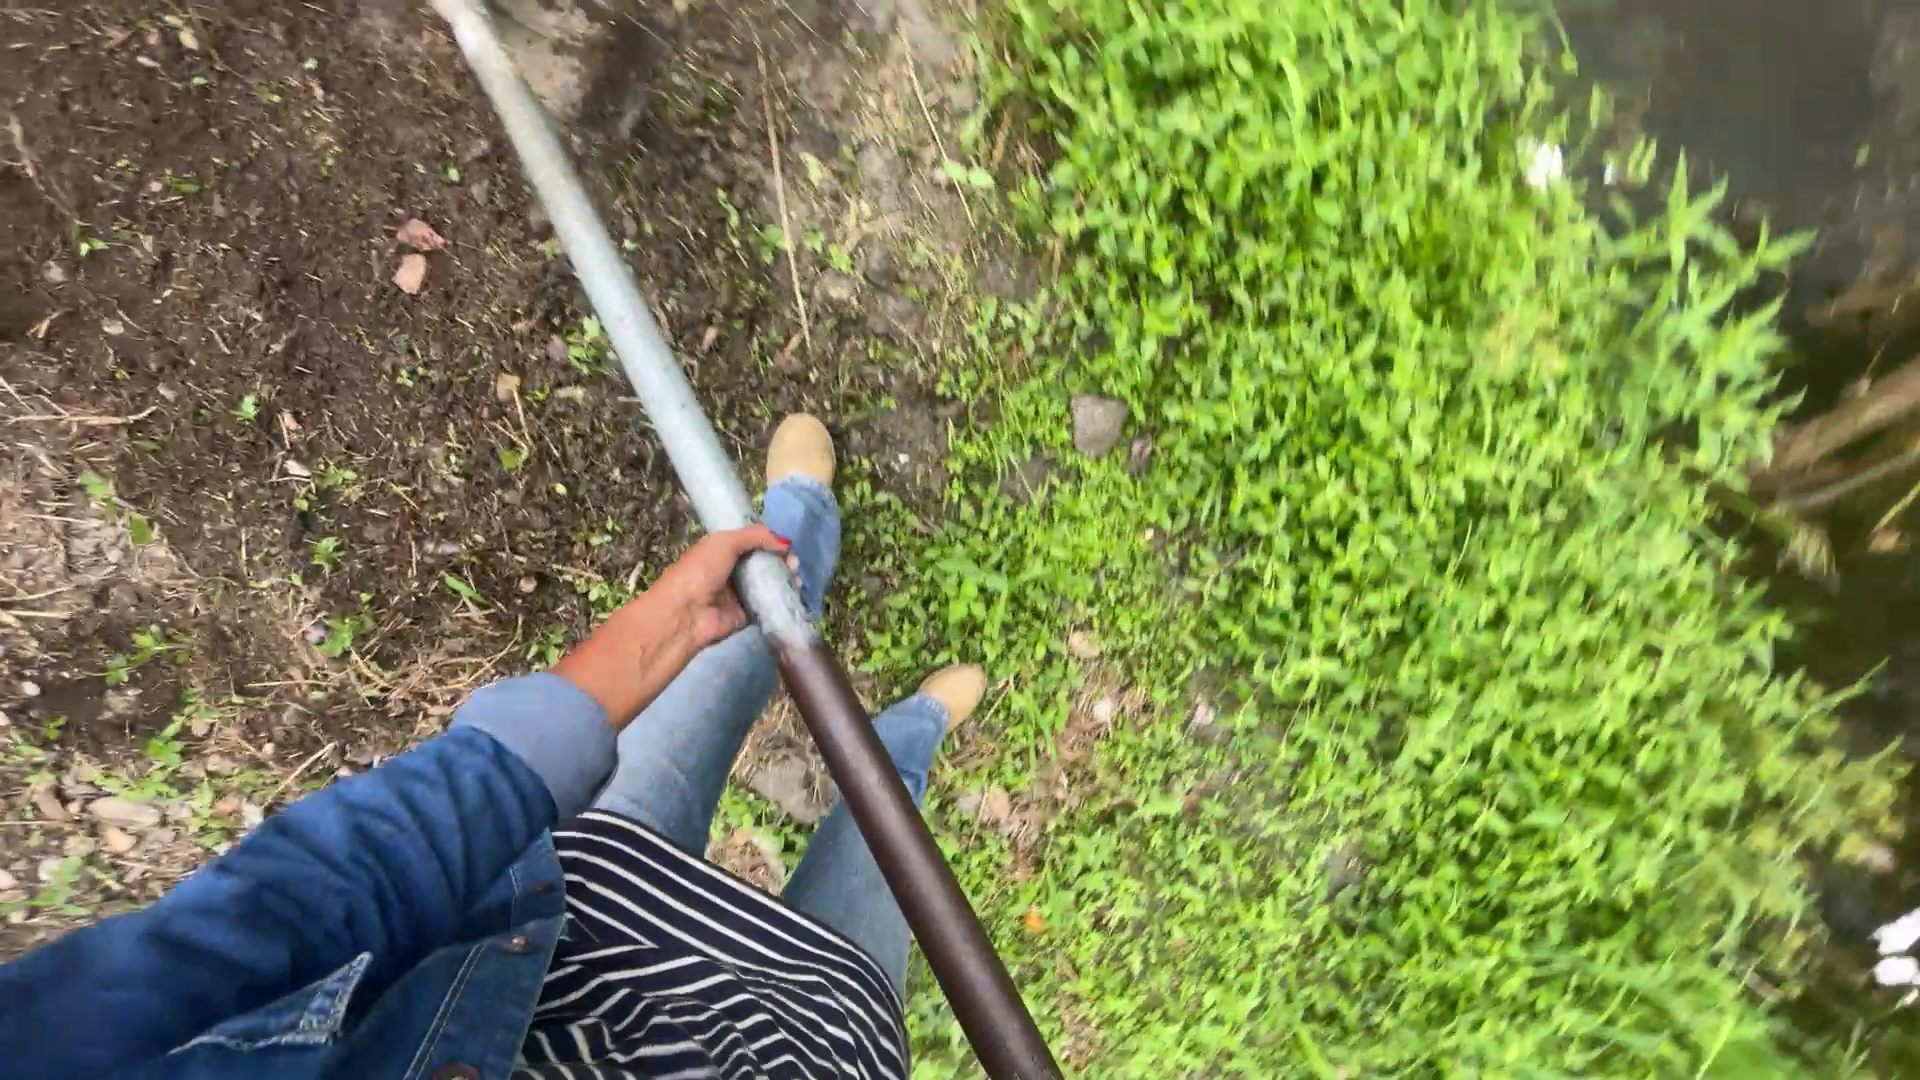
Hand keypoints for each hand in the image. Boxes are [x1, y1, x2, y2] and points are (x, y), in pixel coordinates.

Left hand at [647, 525, 794, 650]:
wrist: (684, 614)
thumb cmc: (700, 571)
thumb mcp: (724, 542)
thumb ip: (755, 536)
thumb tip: (785, 543)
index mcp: (722, 550)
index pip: (752, 542)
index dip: (770, 541)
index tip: (786, 545)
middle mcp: (731, 571)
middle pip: (763, 562)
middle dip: (782, 561)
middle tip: (794, 564)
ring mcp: (739, 593)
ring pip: (769, 583)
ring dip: (785, 579)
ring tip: (796, 578)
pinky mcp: (747, 614)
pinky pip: (768, 604)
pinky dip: (782, 599)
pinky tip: (794, 593)